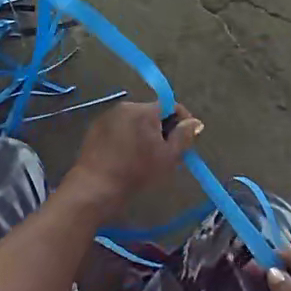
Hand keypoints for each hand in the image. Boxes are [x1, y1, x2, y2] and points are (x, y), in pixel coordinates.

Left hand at [65, 102, 201, 211]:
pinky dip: (126, 137)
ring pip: (134, 120)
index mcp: (144, 110)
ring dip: (144, 133)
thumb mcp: (169, 156)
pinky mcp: (95, 128)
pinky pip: (119, 127)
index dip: (182, 120)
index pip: (170, 105)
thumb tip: (194, 122)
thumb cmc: (137, 171)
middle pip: (151, 112)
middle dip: (162, 128)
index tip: (186, 139)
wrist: (97, 185)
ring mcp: (107, 116)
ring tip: (145, 157)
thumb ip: (184, 136)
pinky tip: (126, 157)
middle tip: (166, 152)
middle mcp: (124, 107)